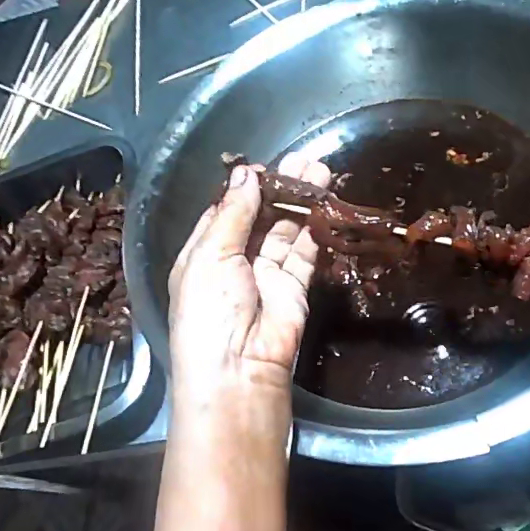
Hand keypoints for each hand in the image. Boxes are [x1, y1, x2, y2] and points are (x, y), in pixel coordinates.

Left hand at [168, 152, 331, 399]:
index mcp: (205, 253)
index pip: (226, 210)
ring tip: (320, 173)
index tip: (265, 166)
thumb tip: (247, 173)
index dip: (246, 187)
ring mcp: (267, 276)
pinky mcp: (295, 290)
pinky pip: (305, 255)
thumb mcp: (209, 256)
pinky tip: (325, 208)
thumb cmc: (209, 311)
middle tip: (304, 160)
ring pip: (287, 232)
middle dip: (281, 189)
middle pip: (261, 217)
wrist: (238, 370)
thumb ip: (232, 213)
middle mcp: (236, 262)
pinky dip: (314, 232)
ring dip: (302, 204)